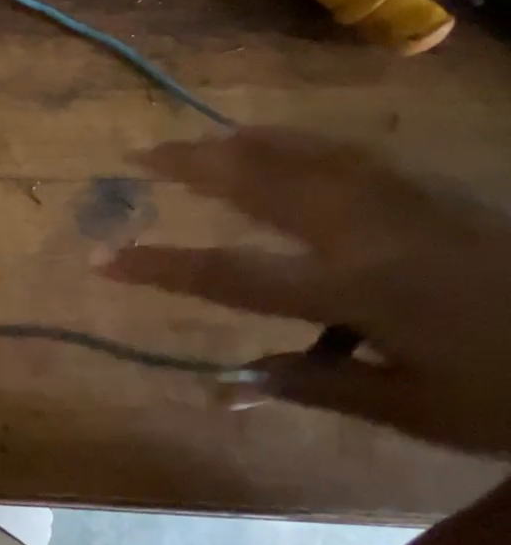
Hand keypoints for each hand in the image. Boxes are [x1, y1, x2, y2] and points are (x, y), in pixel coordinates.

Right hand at [102, 127, 510, 456]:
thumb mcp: (417, 408)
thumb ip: (315, 386)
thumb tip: (223, 387)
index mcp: (359, 290)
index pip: (231, 274)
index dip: (159, 266)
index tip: (99, 259)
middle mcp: (375, 234)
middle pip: (266, 186)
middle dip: (195, 166)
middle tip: (139, 152)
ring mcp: (414, 206)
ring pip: (313, 156)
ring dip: (247, 143)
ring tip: (201, 136)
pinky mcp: (446, 196)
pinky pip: (358, 156)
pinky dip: (307, 143)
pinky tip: (287, 143)